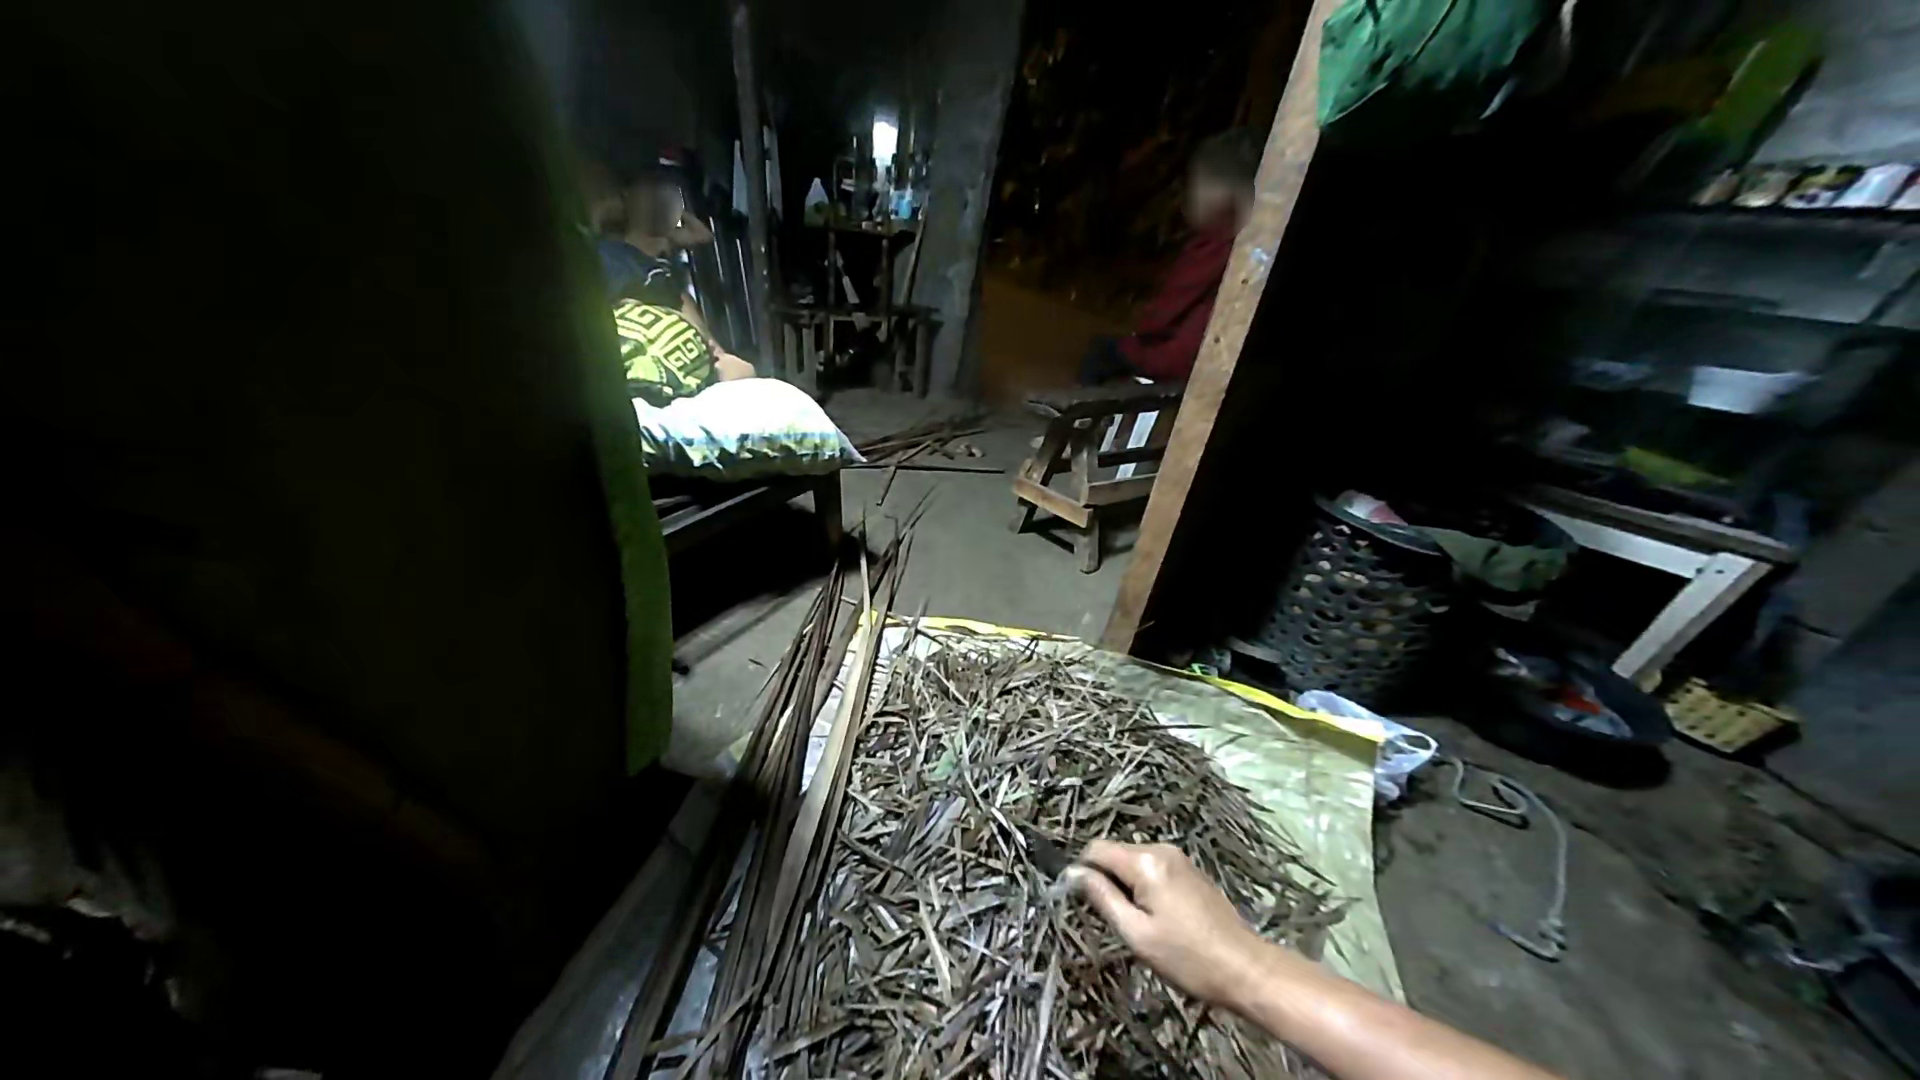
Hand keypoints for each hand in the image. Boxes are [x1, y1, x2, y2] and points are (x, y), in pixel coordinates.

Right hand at [1068, 840, 1270, 1007]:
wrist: (1246, 968)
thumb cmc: (1188, 957)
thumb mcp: (1137, 934)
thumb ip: (1102, 897)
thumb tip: (1072, 873)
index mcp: (1145, 861)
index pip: (1096, 848)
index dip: (1083, 870)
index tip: (1084, 900)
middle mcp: (1160, 848)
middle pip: (1116, 853)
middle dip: (1109, 880)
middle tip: (1120, 920)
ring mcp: (1178, 856)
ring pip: (1134, 861)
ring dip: (1128, 885)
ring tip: (1143, 923)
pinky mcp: (1189, 868)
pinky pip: (1153, 867)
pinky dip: (1146, 886)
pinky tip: (1161, 917)